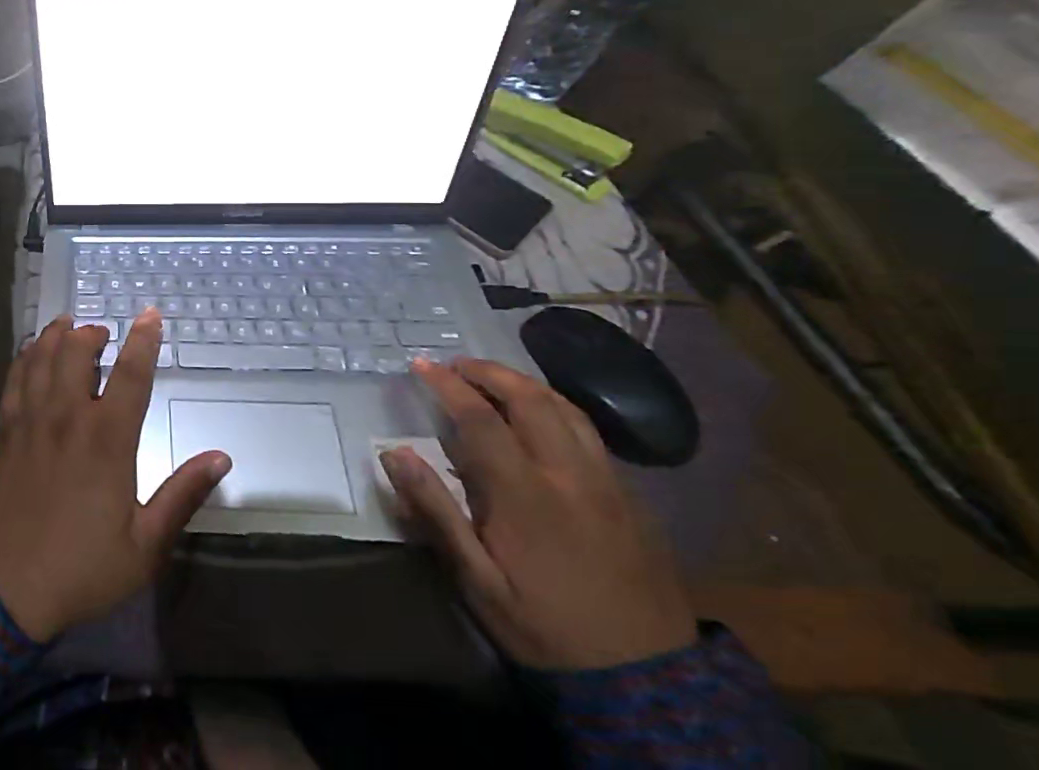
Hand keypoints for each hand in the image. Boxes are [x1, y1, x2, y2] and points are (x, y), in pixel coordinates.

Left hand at [0, 310, 231, 641]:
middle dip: (92, 333)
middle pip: (75, 351)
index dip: (143, 339)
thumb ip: (183, 495)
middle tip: (104, 334)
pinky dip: (26, 357)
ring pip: (40, 358)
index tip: (150, 314)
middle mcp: (67, 419)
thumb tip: (221, 458)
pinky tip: (32, 353)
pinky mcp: (4, 434)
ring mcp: (29, 423)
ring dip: (56, 335)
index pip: (130, 374)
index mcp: (107, 440)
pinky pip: (12, 380)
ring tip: (69, 328)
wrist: (3, 590)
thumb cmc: (82, 568)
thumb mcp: (145, 545)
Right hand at [382, 357, 696, 670]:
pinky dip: (556, 406)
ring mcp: (607, 480)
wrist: (643, 674)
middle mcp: (569, 473)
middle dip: (489, 372)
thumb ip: (435, 511)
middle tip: (456, 364)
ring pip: (566, 408)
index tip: (421, 365)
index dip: (448, 386)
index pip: (481, 419)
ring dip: (525, 383)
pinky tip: (542, 414)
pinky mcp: (630, 494)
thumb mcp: (476, 579)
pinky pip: (590, 430)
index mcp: (525, 493)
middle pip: (530, 399)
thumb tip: (394, 452)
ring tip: (494, 378)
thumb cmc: (543, 625)